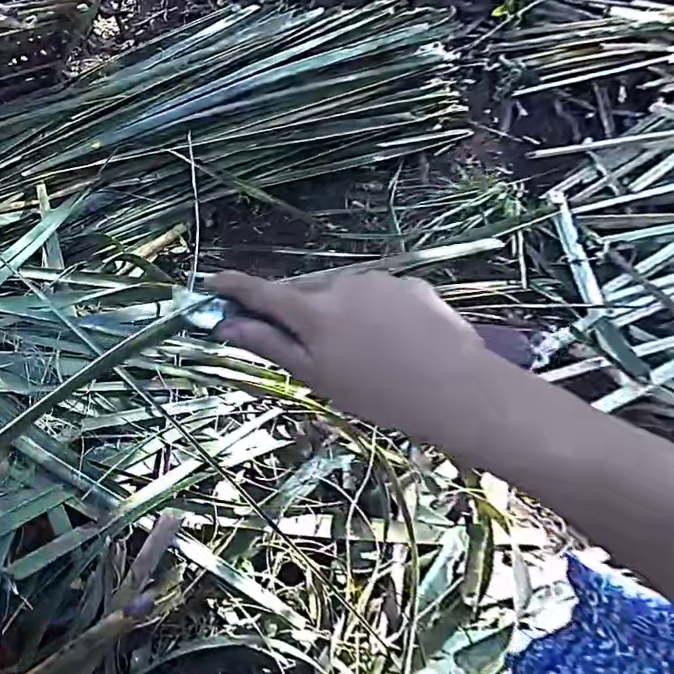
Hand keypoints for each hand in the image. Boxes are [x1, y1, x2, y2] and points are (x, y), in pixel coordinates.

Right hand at [207, 270, 500, 434]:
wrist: (463, 392)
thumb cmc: (377, 393)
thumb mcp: (315, 374)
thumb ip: (268, 343)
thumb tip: (224, 325)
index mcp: (311, 309)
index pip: (259, 290)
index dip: (231, 285)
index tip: (211, 282)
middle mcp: (339, 283)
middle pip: (299, 290)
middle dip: (290, 307)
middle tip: (298, 339)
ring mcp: (377, 279)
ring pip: (337, 289)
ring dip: (331, 307)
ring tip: (354, 346)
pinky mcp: (409, 283)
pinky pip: (373, 291)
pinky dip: (368, 308)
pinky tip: (389, 337)